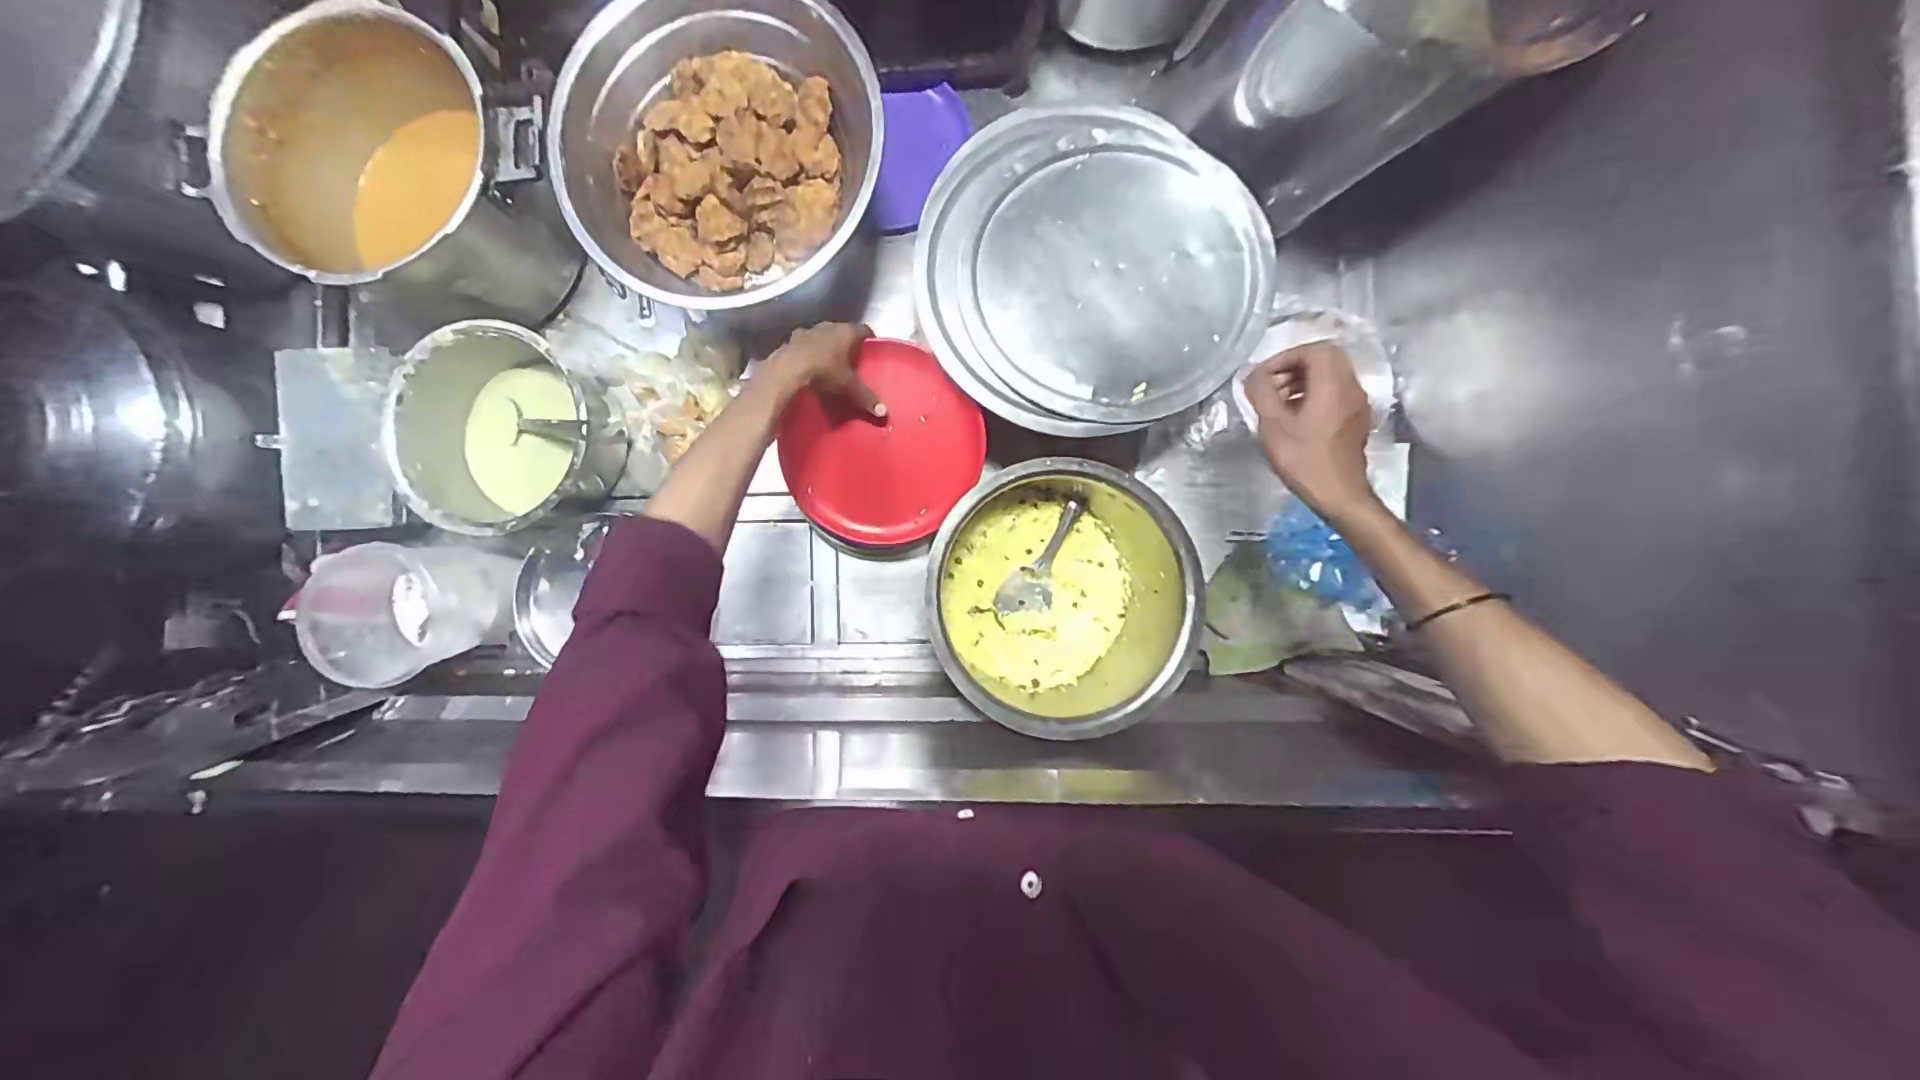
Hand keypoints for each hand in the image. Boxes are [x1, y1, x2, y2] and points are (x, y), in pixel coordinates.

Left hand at [769, 322, 884, 416]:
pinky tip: (808, 361)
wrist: (788, 369)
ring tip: (829, 358)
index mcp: (846, 332)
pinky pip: (805, 342)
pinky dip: (808, 349)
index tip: (871, 347)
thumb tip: (884, 412)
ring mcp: (808, 330)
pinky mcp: (792, 339)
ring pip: (822, 334)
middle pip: (842, 330)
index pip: (864, 330)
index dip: (869, 338)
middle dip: (847, 341)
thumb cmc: (825, 371)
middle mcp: (828, 326)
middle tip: (851, 356)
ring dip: (826, 343)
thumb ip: (866, 397)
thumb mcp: (848, 386)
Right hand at [1245, 342, 1377, 521]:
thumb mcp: (1273, 426)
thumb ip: (1261, 393)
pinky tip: (1294, 416)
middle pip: (1326, 358)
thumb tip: (1254, 375)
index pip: (1315, 349)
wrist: (1338, 493)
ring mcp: (1357, 403)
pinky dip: (1313, 393)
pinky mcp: (1356, 418)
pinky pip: (1335, 393)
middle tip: (1270, 385)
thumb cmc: (1303, 459)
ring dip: (1302, 380)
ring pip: (1331, 375)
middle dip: (1294, 366)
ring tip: (1277, 402)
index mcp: (1333, 385)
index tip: (1265, 374)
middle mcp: (1351, 387)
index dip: (1287, 356)